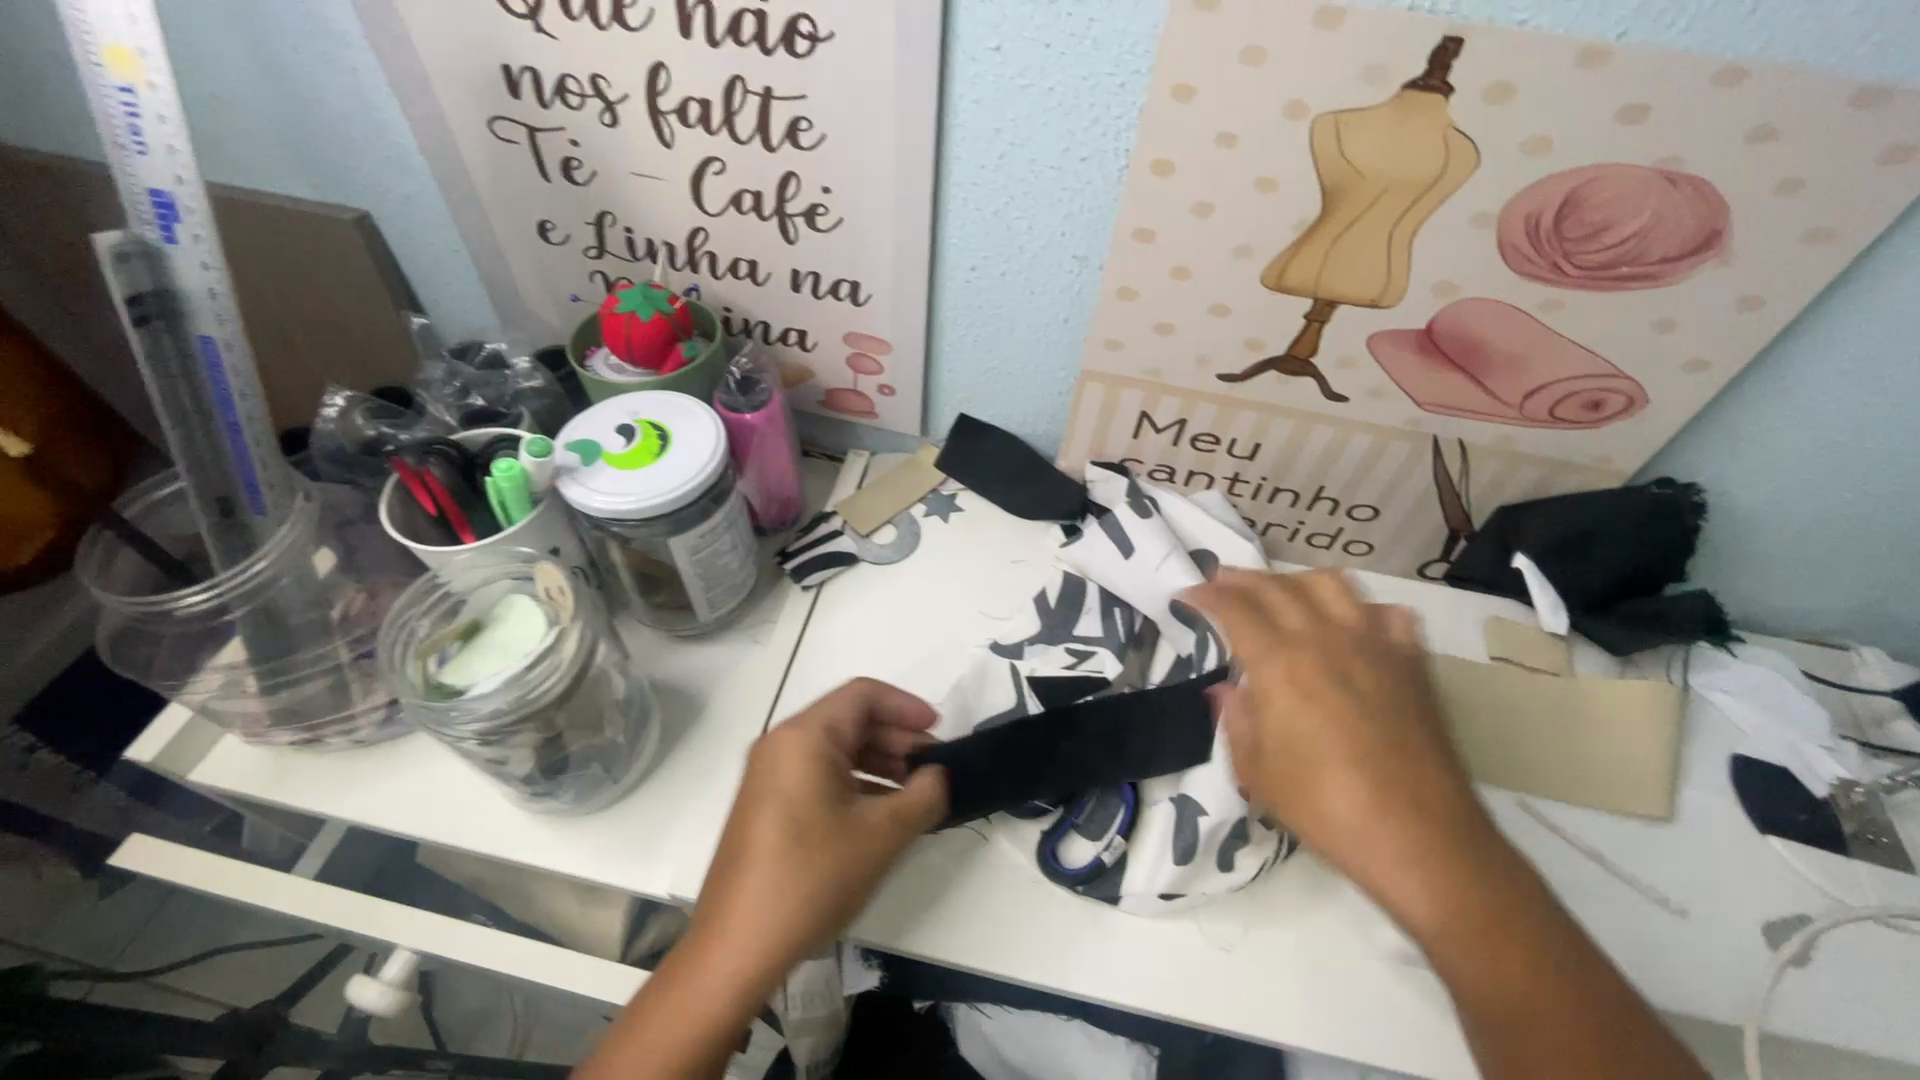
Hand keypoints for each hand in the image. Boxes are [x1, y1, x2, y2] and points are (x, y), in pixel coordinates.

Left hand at [689, 678, 948, 980]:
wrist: (738, 945)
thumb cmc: (812, 878)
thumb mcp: (882, 835)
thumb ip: (924, 795)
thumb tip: (939, 775)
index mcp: (804, 737)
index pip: (863, 695)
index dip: (907, 706)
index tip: (940, 731)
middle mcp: (781, 745)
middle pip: (848, 719)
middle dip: (897, 738)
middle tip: (934, 769)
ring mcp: (768, 776)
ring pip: (834, 750)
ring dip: (878, 762)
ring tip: (915, 794)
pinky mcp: (765, 806)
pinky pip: (817, 775)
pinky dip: (853, 782)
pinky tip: (880, 815)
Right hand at [1184, 568, 1497, 903]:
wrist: (1417, 835)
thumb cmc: (1323, 806)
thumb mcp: (1256, 771)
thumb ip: (1236, 720)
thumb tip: (1226, 690)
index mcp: (1279, 662)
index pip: (1235, 609)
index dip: (1206, 596)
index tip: (1187, 595)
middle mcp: (1325, 638)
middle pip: (1278, 587)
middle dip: (1243, 579)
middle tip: (1221, 580)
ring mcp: (1375, 645)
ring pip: (1333, 585)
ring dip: (1297, 580)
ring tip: (1281, 592)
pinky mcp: (1412, 662)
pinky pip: (1385, 613)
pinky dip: (1361, 608)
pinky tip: (1352, 624)